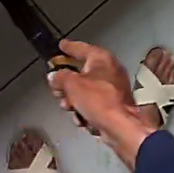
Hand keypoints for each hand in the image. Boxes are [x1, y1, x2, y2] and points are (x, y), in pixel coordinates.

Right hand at [47, 39, 154, 167]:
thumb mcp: (71, 84)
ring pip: (85, 92)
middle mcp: (110, 71)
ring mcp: (113, 89)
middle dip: (67, 84)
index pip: (82, 48)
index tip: (60, 45)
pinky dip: (84, 111)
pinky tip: (81, 119)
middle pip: (81, 73)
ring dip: (73, 101)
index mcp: (102, 59)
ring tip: (68, 107)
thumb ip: (59, 77)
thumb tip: (53, 76)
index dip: (69, 47)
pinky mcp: (114, 106)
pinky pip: (93, 105)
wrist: (120, 127)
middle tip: (57, 89)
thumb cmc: (97, 100)